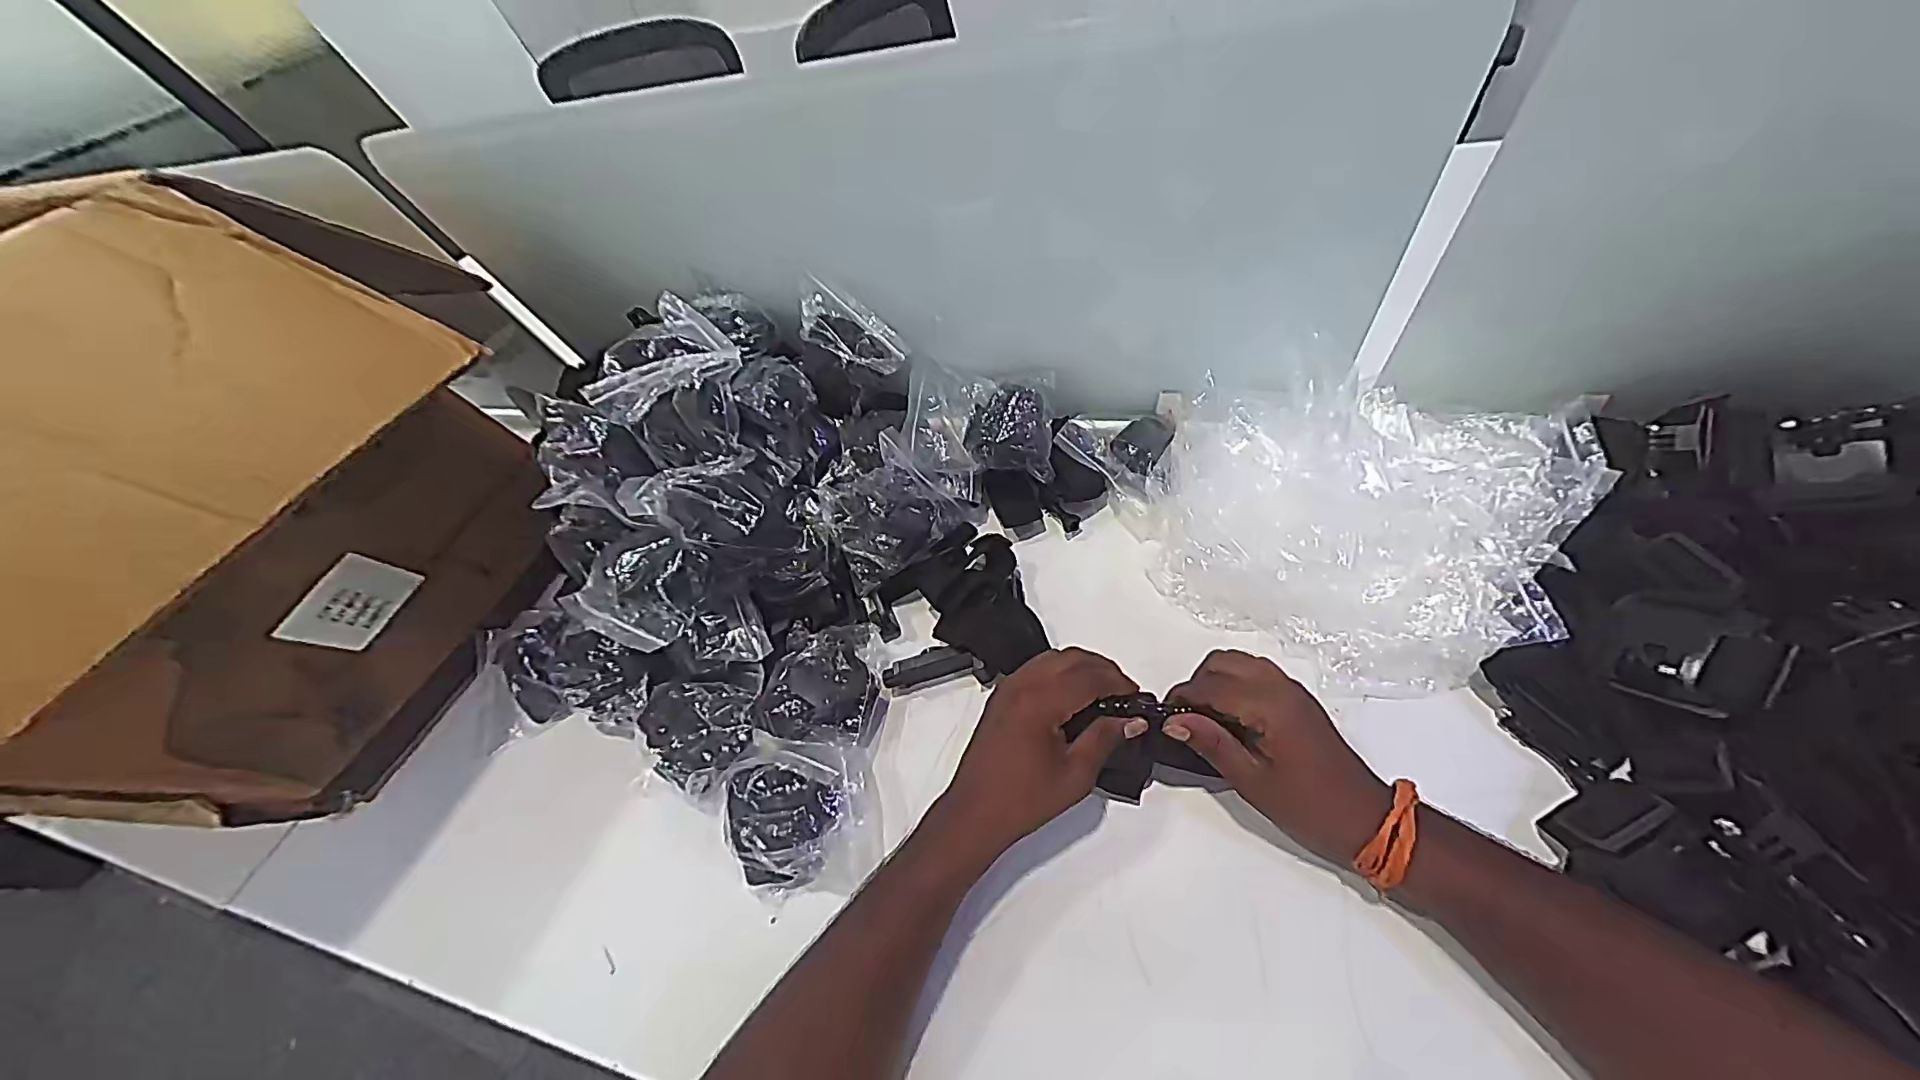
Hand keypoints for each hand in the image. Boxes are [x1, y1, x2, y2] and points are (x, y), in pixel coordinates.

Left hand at [927, 648, 1144, 861]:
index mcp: (1038, 702)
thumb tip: (1127, 721)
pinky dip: (1060, 672)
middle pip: (1071, 658)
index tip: (1133, 695)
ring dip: (1081, 668)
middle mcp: (1020, 688)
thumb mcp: (1075, 774)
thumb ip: (1105, 739)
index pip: (1088, 676)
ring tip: (1103, 693)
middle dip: (1102, 670)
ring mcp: (1007, 690)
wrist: (976, 812)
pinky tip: (1074, 696)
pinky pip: (1036, 669)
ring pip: (1053, 658)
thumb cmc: (1015, 800)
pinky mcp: (1002, 698)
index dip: (1118, 682)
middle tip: (1123, 692)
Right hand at [1164, 650, 1392, 865]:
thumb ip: (1212, 744)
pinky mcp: (1298, 701)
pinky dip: (1235, 683)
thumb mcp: (1252, 781)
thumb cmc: (1313, 808)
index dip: (1183, 697)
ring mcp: (1293, 692)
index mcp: (1271, 706)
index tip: (1168, 717)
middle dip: (1197, 683)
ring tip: (1204, 717)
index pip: (1212, 685)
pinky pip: (1257, 674)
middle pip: (1223, 662)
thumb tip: (1176, 722)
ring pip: (1240, 663)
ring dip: (1216, 680)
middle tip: (1185, 717)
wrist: (1366, 821)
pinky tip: (1229, 716)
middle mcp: (1282, 689)